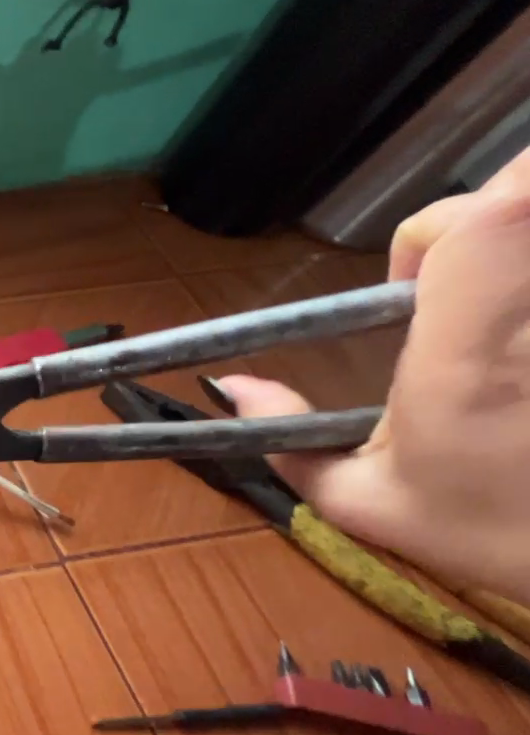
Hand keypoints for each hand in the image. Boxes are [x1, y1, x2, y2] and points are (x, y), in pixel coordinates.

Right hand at [216, 148, 529, 599]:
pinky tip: (511, 308)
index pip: (481, 224)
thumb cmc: (500, 536)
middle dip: (499, 197)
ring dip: (514, 229)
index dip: (436, 229)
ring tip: (490, 280)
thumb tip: (234, 386)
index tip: (408, 286)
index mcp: (471, 363)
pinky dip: (524, 267)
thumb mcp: (368, 502)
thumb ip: (289, 442)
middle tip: (470, 250)